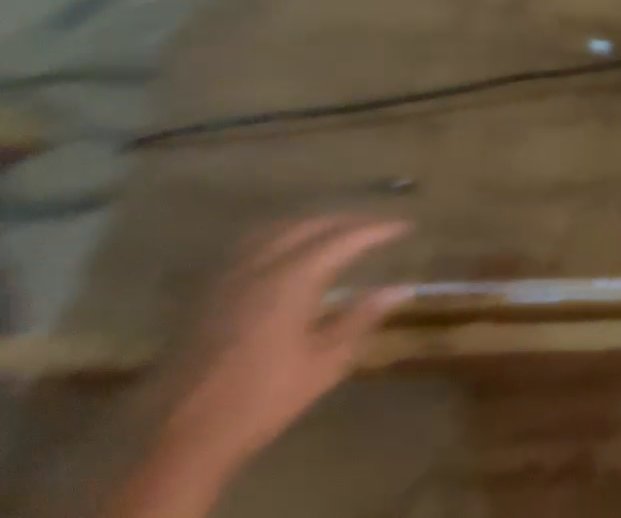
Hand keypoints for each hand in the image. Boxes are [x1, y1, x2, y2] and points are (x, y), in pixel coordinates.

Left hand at [153, 215, 410, 471]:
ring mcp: (224, 280)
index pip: (343, 239)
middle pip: (305, 226)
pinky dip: (274, 238)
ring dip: (308, 224)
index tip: (405, 226)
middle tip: (375, 227)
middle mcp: (256, 269)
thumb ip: (361, 317)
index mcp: (290, 282)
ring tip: (333, 231)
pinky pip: (244, 248)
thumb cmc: (263, 398)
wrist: (178, 435)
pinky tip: (283, 251)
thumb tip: (400, 288)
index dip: (377, 230)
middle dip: (345, 221)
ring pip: (270, 231)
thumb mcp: (325, 362)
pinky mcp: (203, 295)